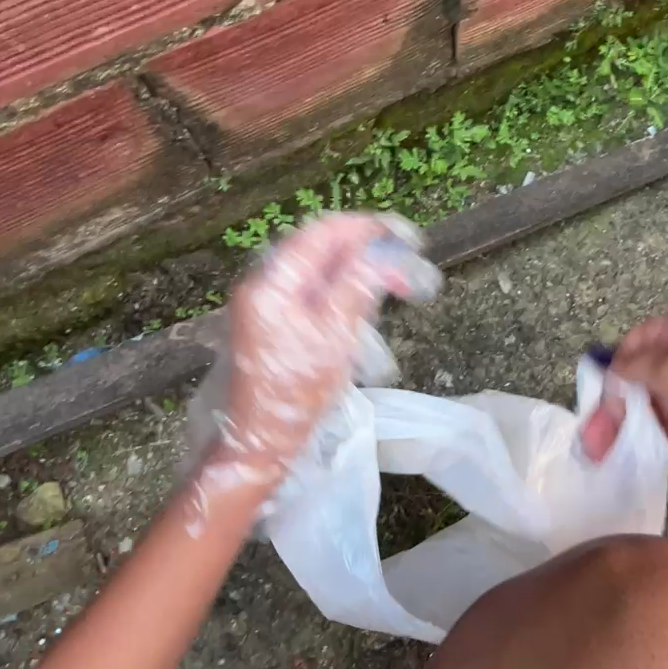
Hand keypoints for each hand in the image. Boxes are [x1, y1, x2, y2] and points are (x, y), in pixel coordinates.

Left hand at [219, 212, 439, 479]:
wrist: (261, 439)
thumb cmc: (297, 392)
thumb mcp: (335, 337)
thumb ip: (356, 287)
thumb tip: (380, 250)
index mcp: (273, 283)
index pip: (322, 233)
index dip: (365, 229)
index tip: (403, 235)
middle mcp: (265, 284)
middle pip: (321, 249)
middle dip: (367, 252)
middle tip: (406, 266)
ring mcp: (267, 303)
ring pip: (320, 270)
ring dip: (359, 271)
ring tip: (395, 286)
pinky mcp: (274, 321)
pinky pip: (313, 291)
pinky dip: (343, 290)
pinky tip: (366, 305)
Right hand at [585, 318, 667, 501]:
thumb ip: (634, 366)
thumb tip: (613, 368)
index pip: (646, 334)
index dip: (619, 356)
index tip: (600, 385)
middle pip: (649, 373)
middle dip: (618, 401)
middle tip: (594, 436)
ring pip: (661, 405)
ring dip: (633, 424)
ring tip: (610, 452)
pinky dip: (660, 439)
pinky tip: (644, 454)